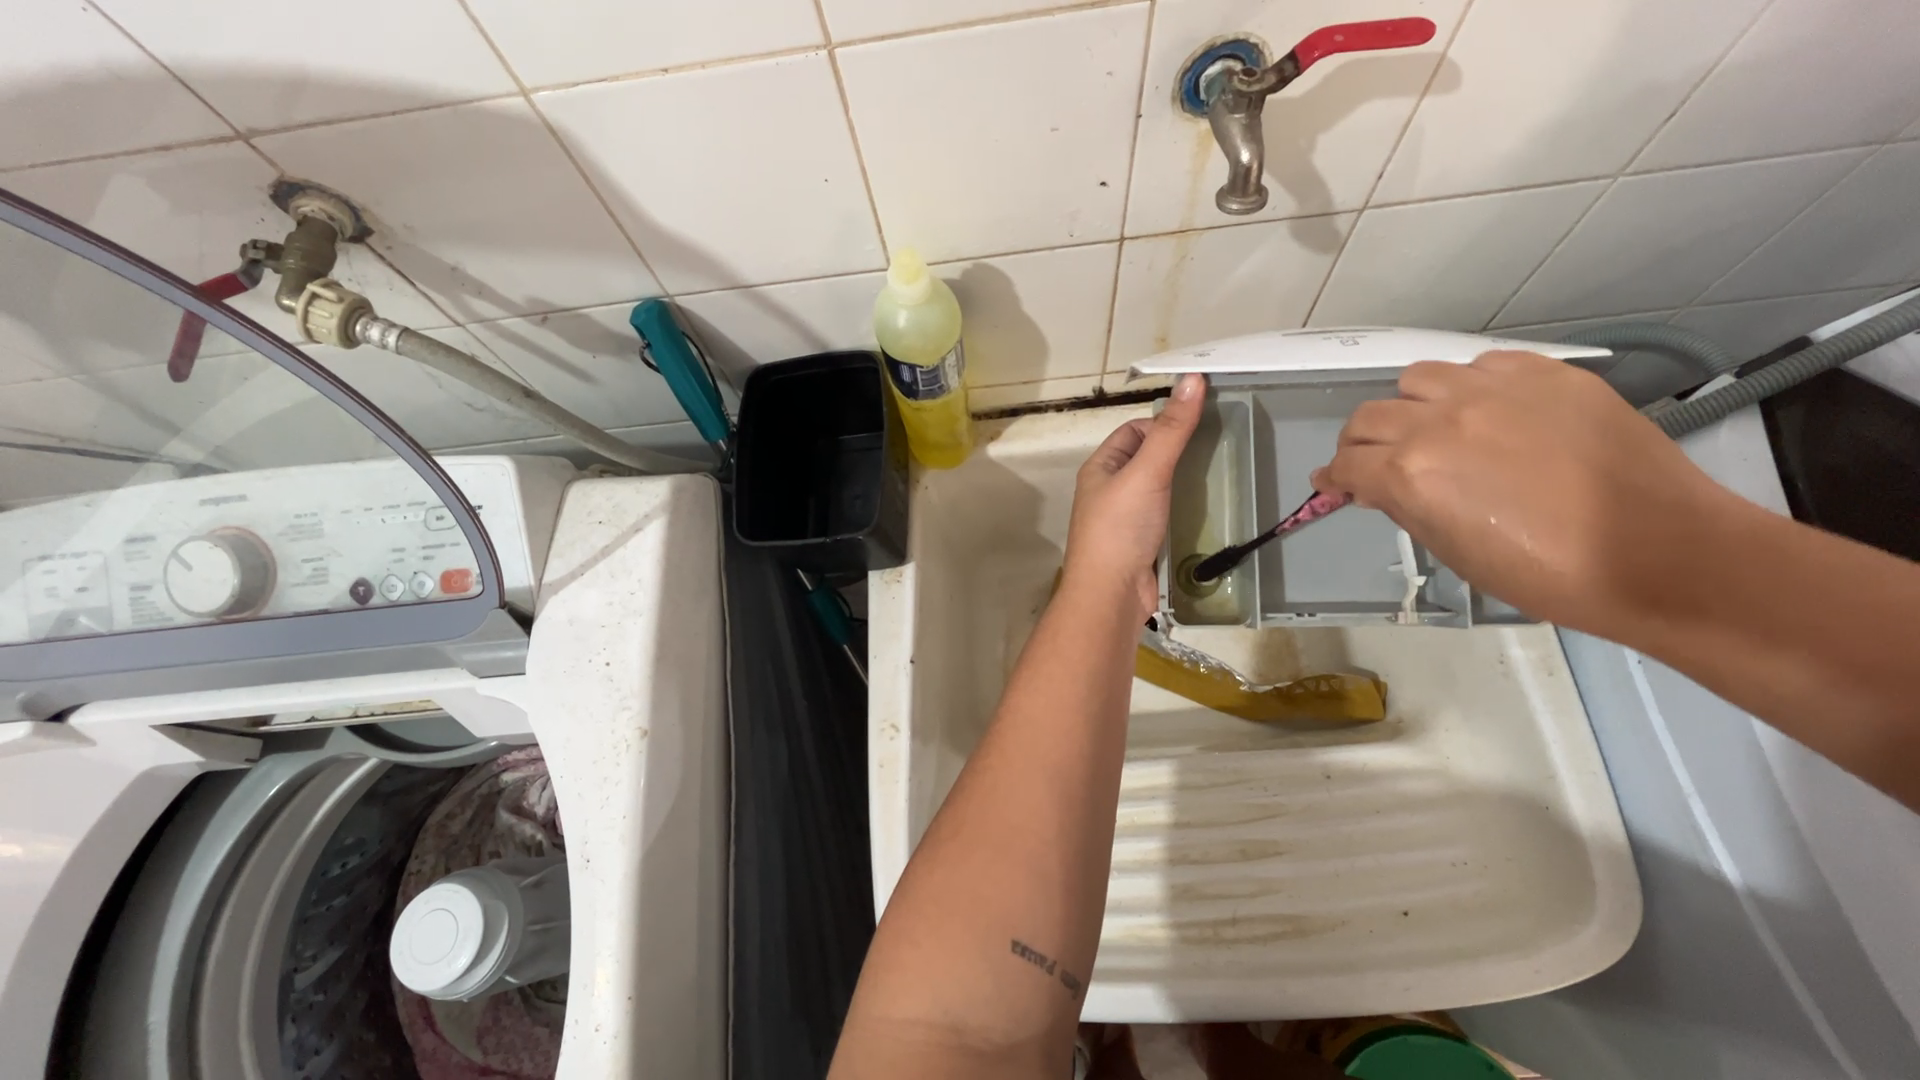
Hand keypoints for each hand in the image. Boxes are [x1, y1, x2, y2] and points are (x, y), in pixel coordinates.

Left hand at [1063, 373, 1206, 619]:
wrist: (1111, 595)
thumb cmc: (1121, 529)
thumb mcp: (1147, 472)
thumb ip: (1171, 430)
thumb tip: (1192, 378)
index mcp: (1101, 468)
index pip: (1134, 431)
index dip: (1164, 423)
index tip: (1200, 425)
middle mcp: (1110, 491)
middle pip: (1149, 460)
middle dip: (1180, 454)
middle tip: (1221, 449)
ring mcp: (1126, 520)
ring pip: (1161, 491)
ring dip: (1186, 485)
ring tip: (1223, 477)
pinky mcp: (1144, 545)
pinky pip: (1168, 519)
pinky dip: (1187, 513)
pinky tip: (1212, 512)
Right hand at [1311, 351, 1737, 634]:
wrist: (1658, 552)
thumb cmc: (1547, 574)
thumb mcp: (1455, 553)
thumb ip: (1407, 507)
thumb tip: (1379, 487)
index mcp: (1412, 475)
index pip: (1347, 465)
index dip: (1334, 479)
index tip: (1334, 485)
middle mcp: (1440, 422)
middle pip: (1368, 418)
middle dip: (1360, 444)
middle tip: (1374, 463)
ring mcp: (1494, 390)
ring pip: (1417, 379)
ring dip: (1409, 407)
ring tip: (1432, 429)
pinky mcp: (1544, 373)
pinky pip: (1480, 366)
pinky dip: (1467, 388)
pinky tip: (1488, 414)